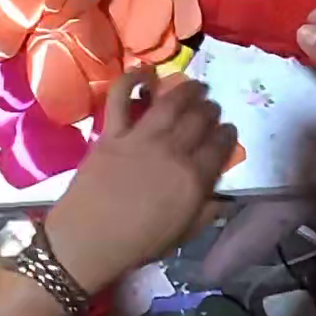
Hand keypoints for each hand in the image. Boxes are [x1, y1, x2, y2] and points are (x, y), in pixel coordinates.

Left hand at [45, 71, 238, 291]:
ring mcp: (141, 138)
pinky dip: (132, 79)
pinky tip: (146, 72)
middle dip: (211, 110)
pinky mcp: (112, 132)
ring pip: (171, 102)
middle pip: (200, 119)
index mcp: (193, 178)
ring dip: (188, 89)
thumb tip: (223, 195)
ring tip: (195, 86)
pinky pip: (121, 97)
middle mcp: (172, 151)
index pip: (220, 145)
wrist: (87, 241)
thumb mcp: (183, 233)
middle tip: (211, 108)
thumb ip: (206, 210)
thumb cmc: (137, 243)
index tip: (228, 130)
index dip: (228, 134)